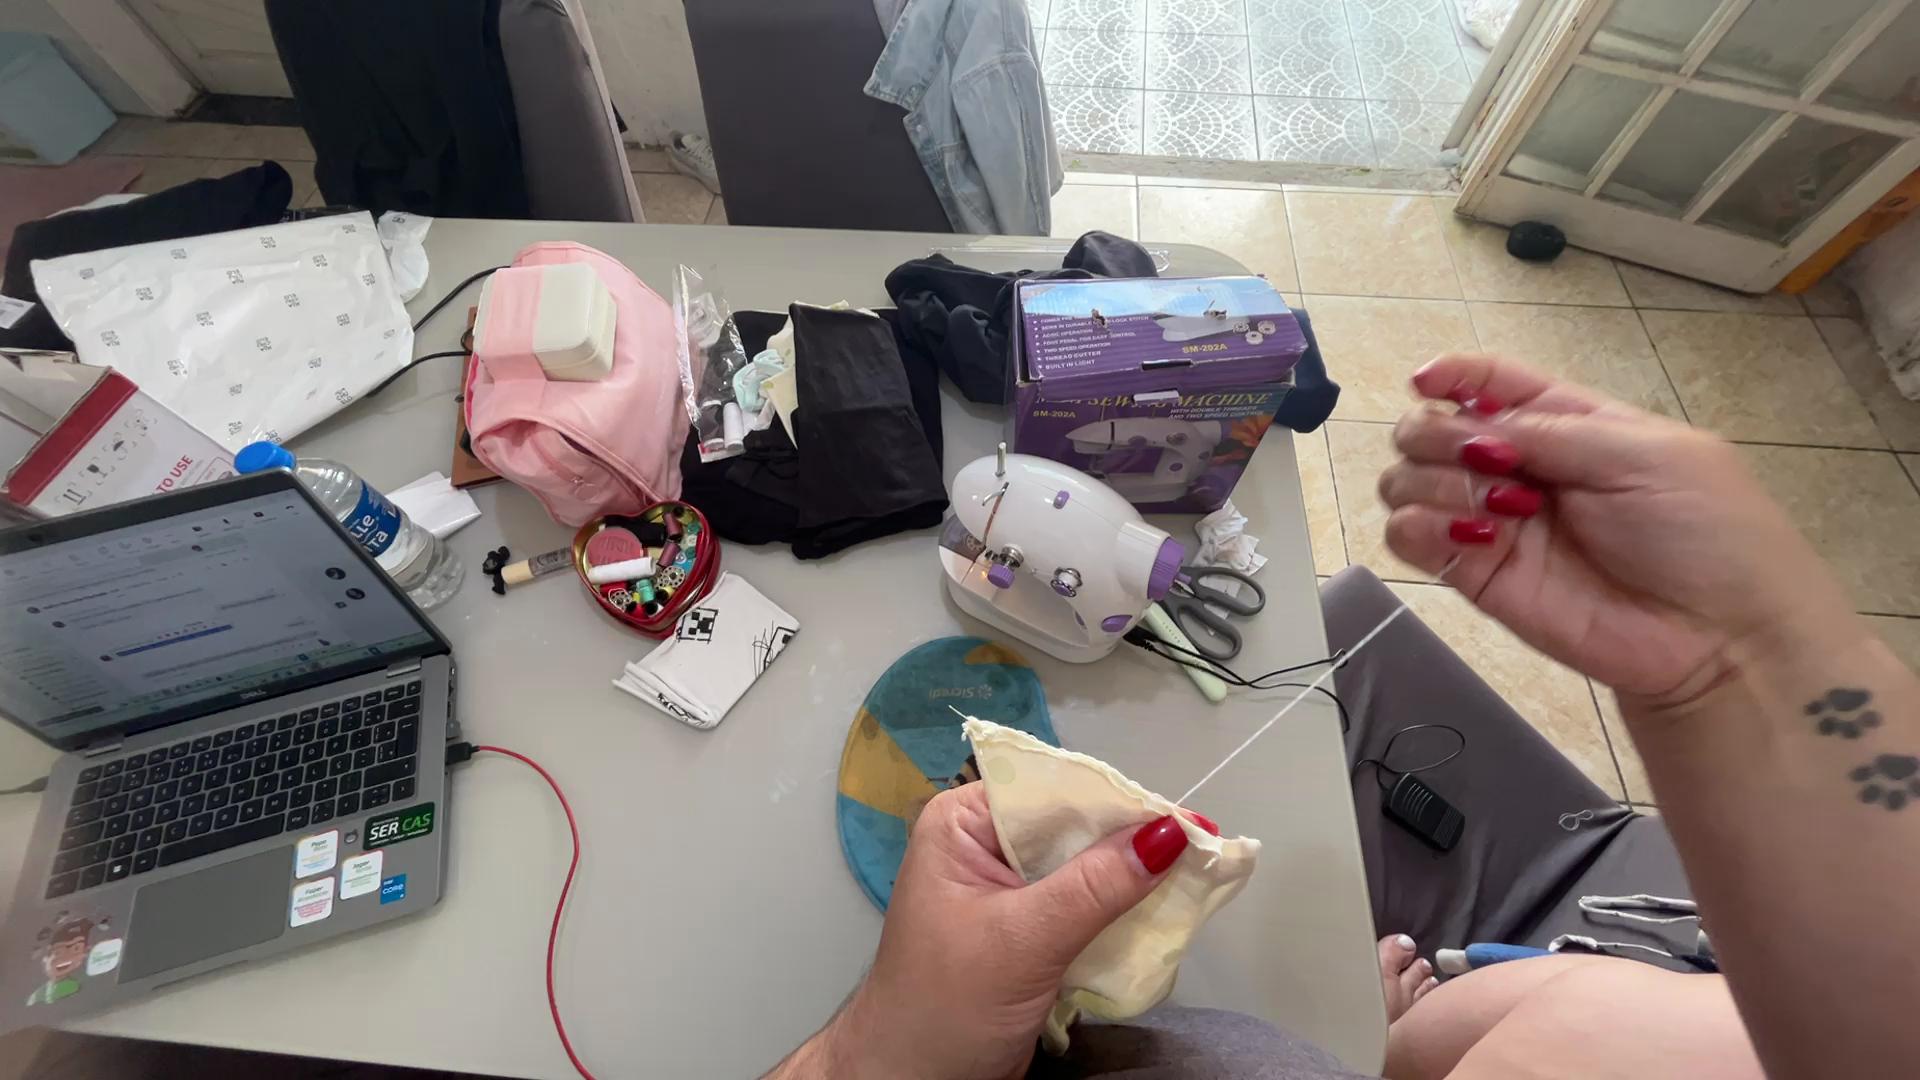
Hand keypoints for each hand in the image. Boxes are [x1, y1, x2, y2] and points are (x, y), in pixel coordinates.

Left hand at [771, 784, 1188, 1079]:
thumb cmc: (945, 1006)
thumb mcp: (1023, 939)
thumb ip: (1095, 886)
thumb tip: (1169, 833)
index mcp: (963, 820)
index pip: (1046, 788)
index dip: (1111, 798)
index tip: (1178, 814)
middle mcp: (984, 839)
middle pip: (1068, 823)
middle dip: (1128, 837)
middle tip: (1200, 841)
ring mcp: (1006, 882)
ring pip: (1080, 862)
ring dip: (1129, 874)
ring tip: (1195, 870)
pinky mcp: (1026, 923)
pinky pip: (1080, 900)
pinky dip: (1116, 907)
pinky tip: (1159, 906)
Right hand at [1378, 354, 1851, 706]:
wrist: (1711, 637)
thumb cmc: (1703, 532)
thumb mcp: (1647, 455)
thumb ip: (1549, 431)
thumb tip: (1468, 431)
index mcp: (1558, 425)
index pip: (1483, 384)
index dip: (1446, 374)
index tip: (1423, 383)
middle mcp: (1505, 467)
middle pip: (1423, 431)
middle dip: (1437, 437)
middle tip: (1488, 463)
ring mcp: (1478, 518)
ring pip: (1401, 481)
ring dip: (1433, 486)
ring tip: (1495, 514)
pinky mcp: (1461, 568)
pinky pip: (1402, 535)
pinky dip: (1420, 528)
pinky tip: (1473, 541)